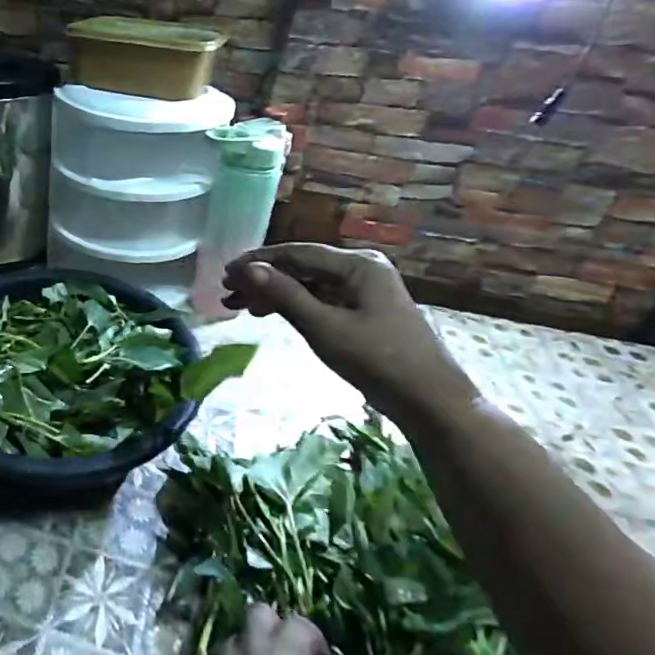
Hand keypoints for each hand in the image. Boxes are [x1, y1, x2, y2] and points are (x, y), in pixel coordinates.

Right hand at [221, 243, 480, 428]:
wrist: (430, 401)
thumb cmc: (377, 360)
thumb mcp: (323, 327)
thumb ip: (284, 295)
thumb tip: (247, 269)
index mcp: (358, 264)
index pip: (296, 253)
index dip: (257, 261)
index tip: (225, 273)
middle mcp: (362, 269)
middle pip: (301, 267)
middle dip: (262, 278)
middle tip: (227, 293)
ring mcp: (365, 290)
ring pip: (308, 284)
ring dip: (273, 293)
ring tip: (240, 307)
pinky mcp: (364, 310)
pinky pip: (320, 298)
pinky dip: (293, 305)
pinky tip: (270, 314)